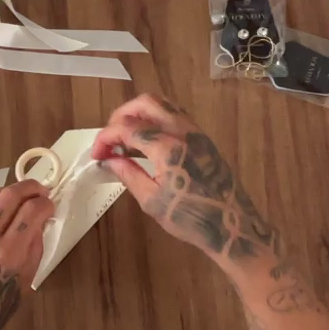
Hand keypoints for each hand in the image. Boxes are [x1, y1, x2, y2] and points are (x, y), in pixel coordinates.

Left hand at [0, 180, 53, 329]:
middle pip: (10, 196)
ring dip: (6, 190)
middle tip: (39, 189)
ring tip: (16, 195)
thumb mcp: (23, 286)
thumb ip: (33, 251)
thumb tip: (39, 223)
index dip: (46, 203)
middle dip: (30, 187)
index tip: (50, 205)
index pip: (32, 212)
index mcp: (10, 256)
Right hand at [91, 94, 280, 269]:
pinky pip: (174, 117)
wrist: (231, 225)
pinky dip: (155, 121)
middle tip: (110, 139)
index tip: (96, 154)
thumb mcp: (152, 201)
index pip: (127, 128)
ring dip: (139, 116)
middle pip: (145, 104)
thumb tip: (108, 161)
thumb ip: (128, 174)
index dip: (105, 138)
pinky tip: (146, 144)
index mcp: (167, 147)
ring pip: (162, 106)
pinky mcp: (203, 138)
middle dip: (120, 116)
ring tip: (126, 140)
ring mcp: (195, 132)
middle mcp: (182, 131)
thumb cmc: (190, 218)